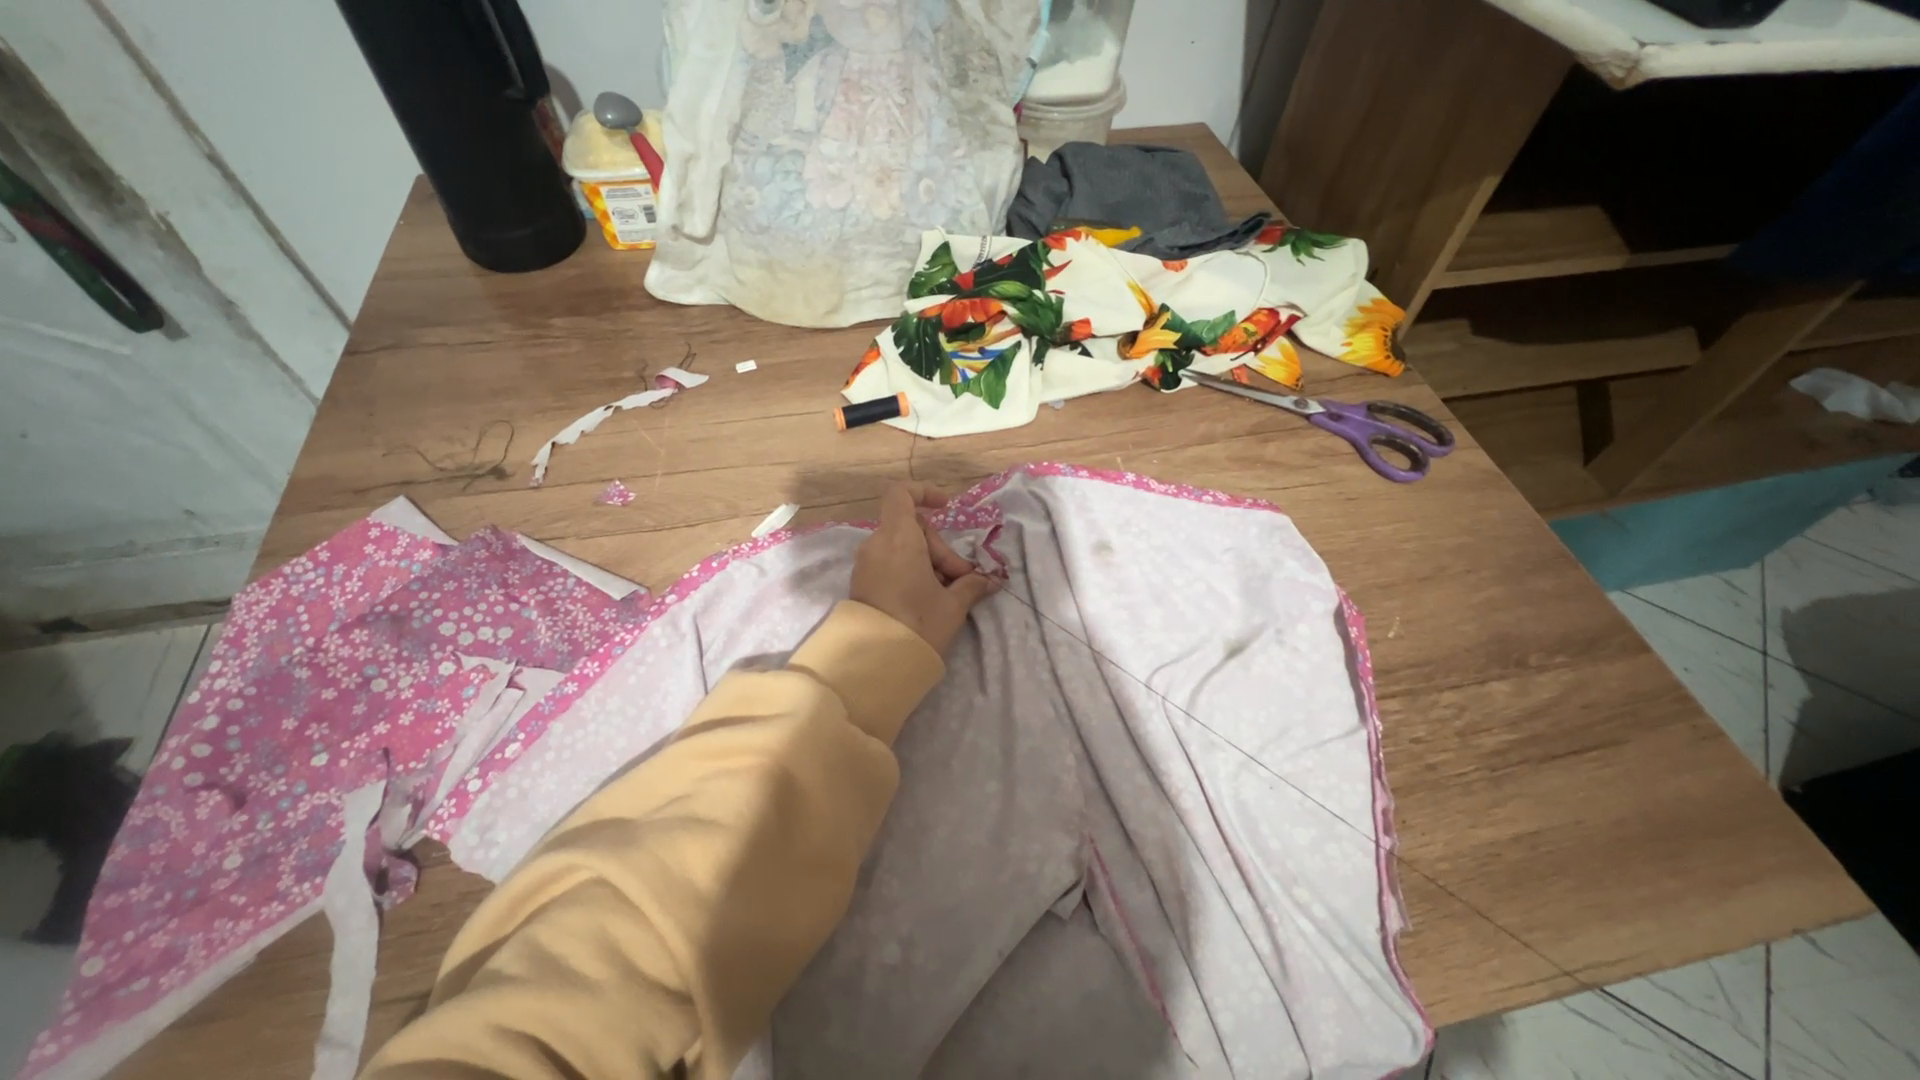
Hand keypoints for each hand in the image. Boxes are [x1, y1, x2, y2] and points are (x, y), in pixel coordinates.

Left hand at [850, 482, 999, 654]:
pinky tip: (927, 600)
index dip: (924, 493)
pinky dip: (910, 573)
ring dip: (927, 564)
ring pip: (902, 549)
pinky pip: (890, 565)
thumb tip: (990, 580)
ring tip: (947, 595)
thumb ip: (971, 585)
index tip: (946, 507)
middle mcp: (877, 544)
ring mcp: (866, 564)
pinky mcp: (862, 584)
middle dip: (940, 549)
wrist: (875, 661)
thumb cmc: (918, 623)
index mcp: (898, 538)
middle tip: (961, 580)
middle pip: (912, 528)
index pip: (901, 494)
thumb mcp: (953, 604)